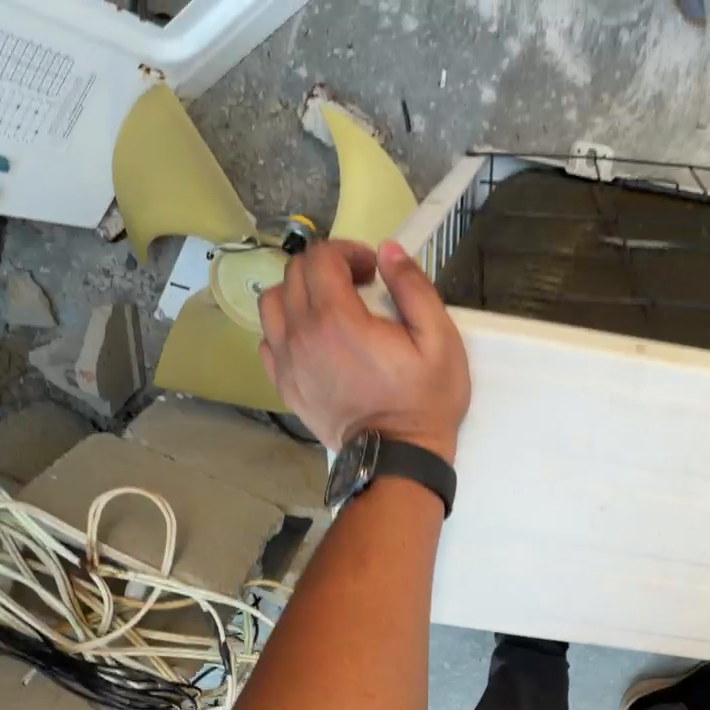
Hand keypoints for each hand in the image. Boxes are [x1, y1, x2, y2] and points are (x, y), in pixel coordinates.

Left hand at [258, 240, 470, 461]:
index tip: (372, 270)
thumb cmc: (425, 401)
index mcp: (338, 319)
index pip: (321, 258)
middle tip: (358, 286)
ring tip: (330, 309)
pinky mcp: (284, 385)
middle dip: (326, 268)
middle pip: (294, 274)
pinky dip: (286, 328)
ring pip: (272, 303)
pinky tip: (314, 339)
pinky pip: (269, 340)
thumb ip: (414, 289)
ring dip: (300, 294)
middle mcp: (301, 334)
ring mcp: (287, 362)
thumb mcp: (441, 341)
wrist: (399, 458)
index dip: (348, 252)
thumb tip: (387, 251)